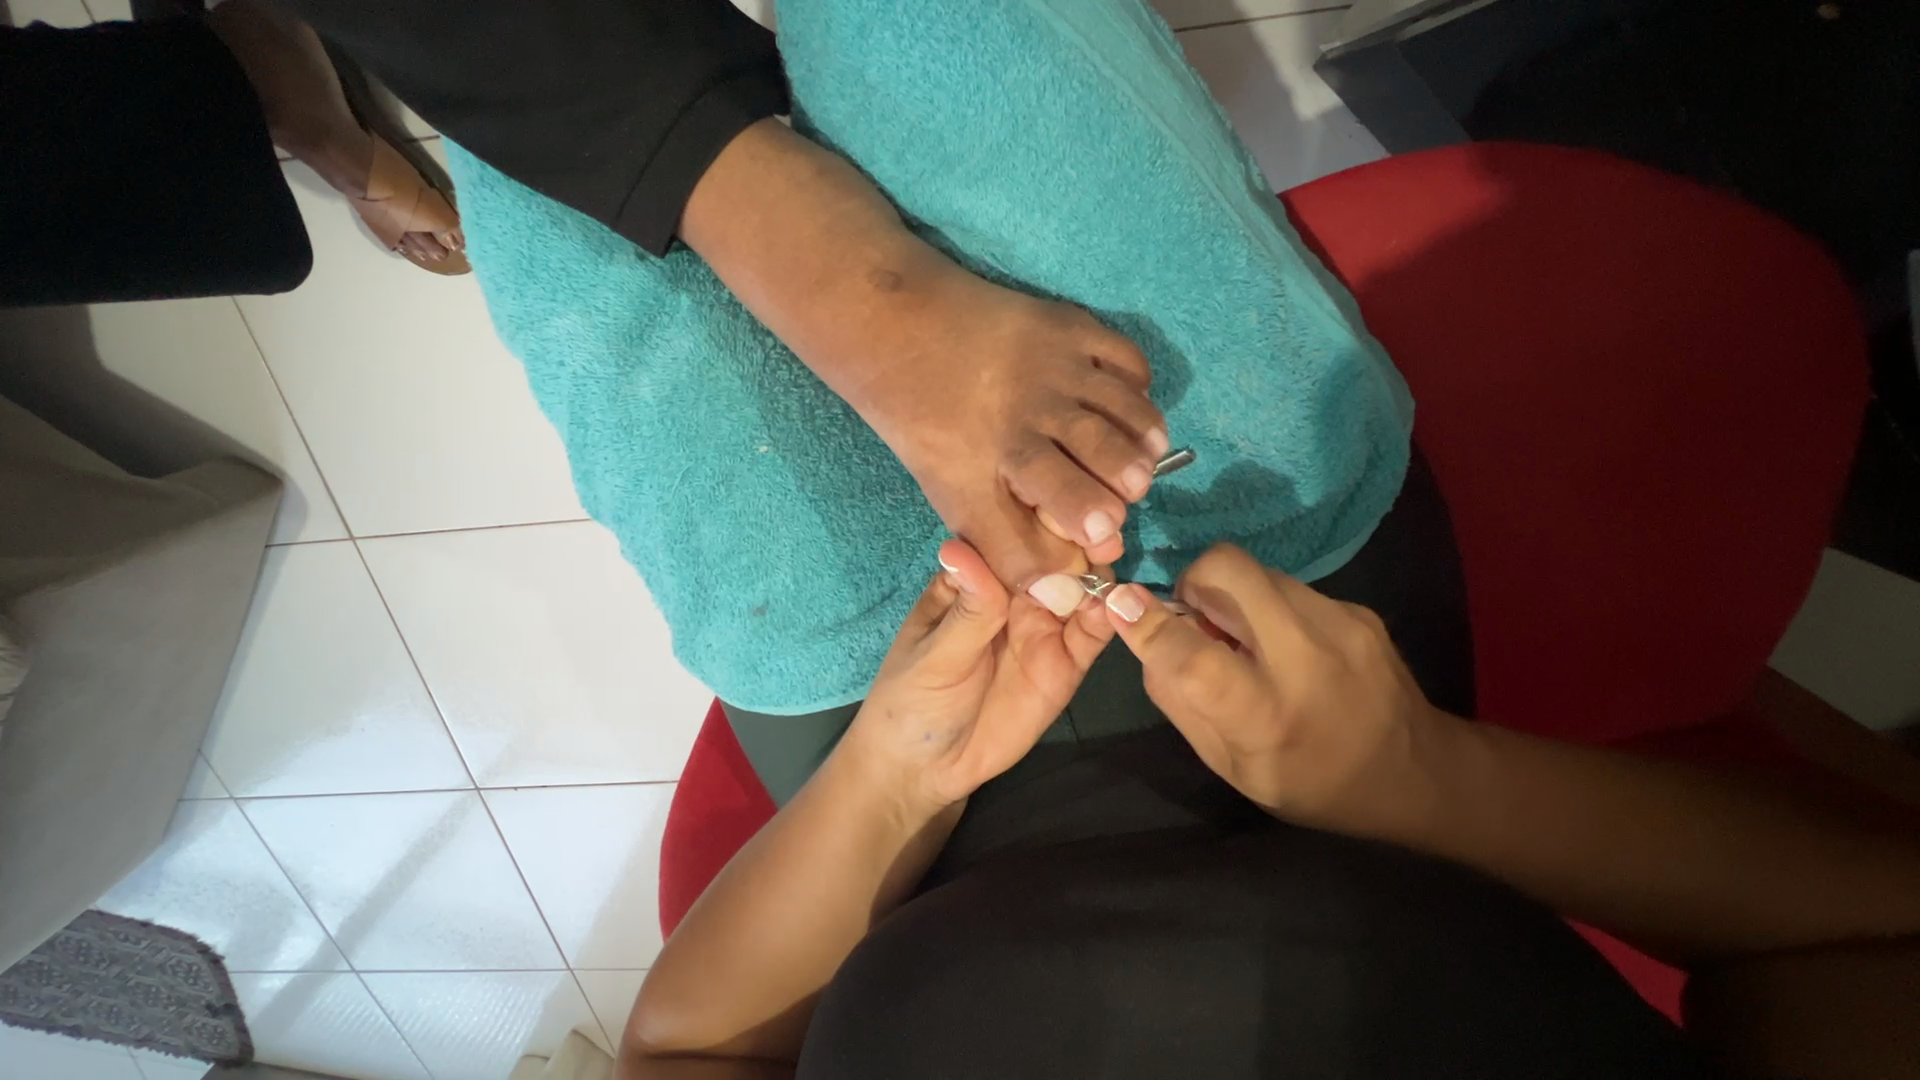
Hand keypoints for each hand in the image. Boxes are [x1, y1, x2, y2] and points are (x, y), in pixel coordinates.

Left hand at [840, 538, 1114, 812]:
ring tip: (1108, 574)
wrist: (928, 768)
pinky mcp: (1067, 661)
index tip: (1061, 505)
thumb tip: (961, 547)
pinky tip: (1118, 607)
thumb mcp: (933, 655)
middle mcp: (1016, 590)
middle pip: (1056, 552)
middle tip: (1098, 538)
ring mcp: (1045, 624)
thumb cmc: (913, 700)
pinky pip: (1094, 632)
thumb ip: (966, 611)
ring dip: (1100, 574)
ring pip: (1083, 585)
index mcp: (975, 576)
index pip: (1009, 534)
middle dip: (1078, 540)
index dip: (1036, 519)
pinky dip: (1110, 616)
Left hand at [847, 265, 1166, 592]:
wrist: (900, 332)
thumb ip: (1004, 542)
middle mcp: (1021, 415)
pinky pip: (1126, 360)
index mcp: (982, 466)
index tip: (1102, 542)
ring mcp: (1049, 366)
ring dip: (1144, 440)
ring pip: (1122, 409)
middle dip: (1123, 484)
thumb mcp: (950, 492)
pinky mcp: (1068, 325)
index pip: (1032, 517)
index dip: (1075, 536)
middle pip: (1096, 455)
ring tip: (1144, 463)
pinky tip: (1131, 406)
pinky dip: (1140, 388)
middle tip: (1131, 495)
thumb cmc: (926, 426)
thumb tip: (1061, 591)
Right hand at [1103, 544, 1453, 838]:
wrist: (1419, 772)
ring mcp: (1340, 622)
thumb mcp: (1229, 766)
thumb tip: (1144, 636)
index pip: (1192, 655)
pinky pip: (1286, 587)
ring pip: (1255, 572)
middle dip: (1192, 581)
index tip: (1120, 604)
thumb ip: (1178, 700)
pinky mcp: (1357, 607)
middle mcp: (1307, 656)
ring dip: (1230, 597)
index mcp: (1267, 715)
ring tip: (1243, 640)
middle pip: (1226, 570)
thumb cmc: (1310, 782)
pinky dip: (1266, 608)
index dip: (1147, 624)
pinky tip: (1284, 646)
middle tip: (1195, 619)